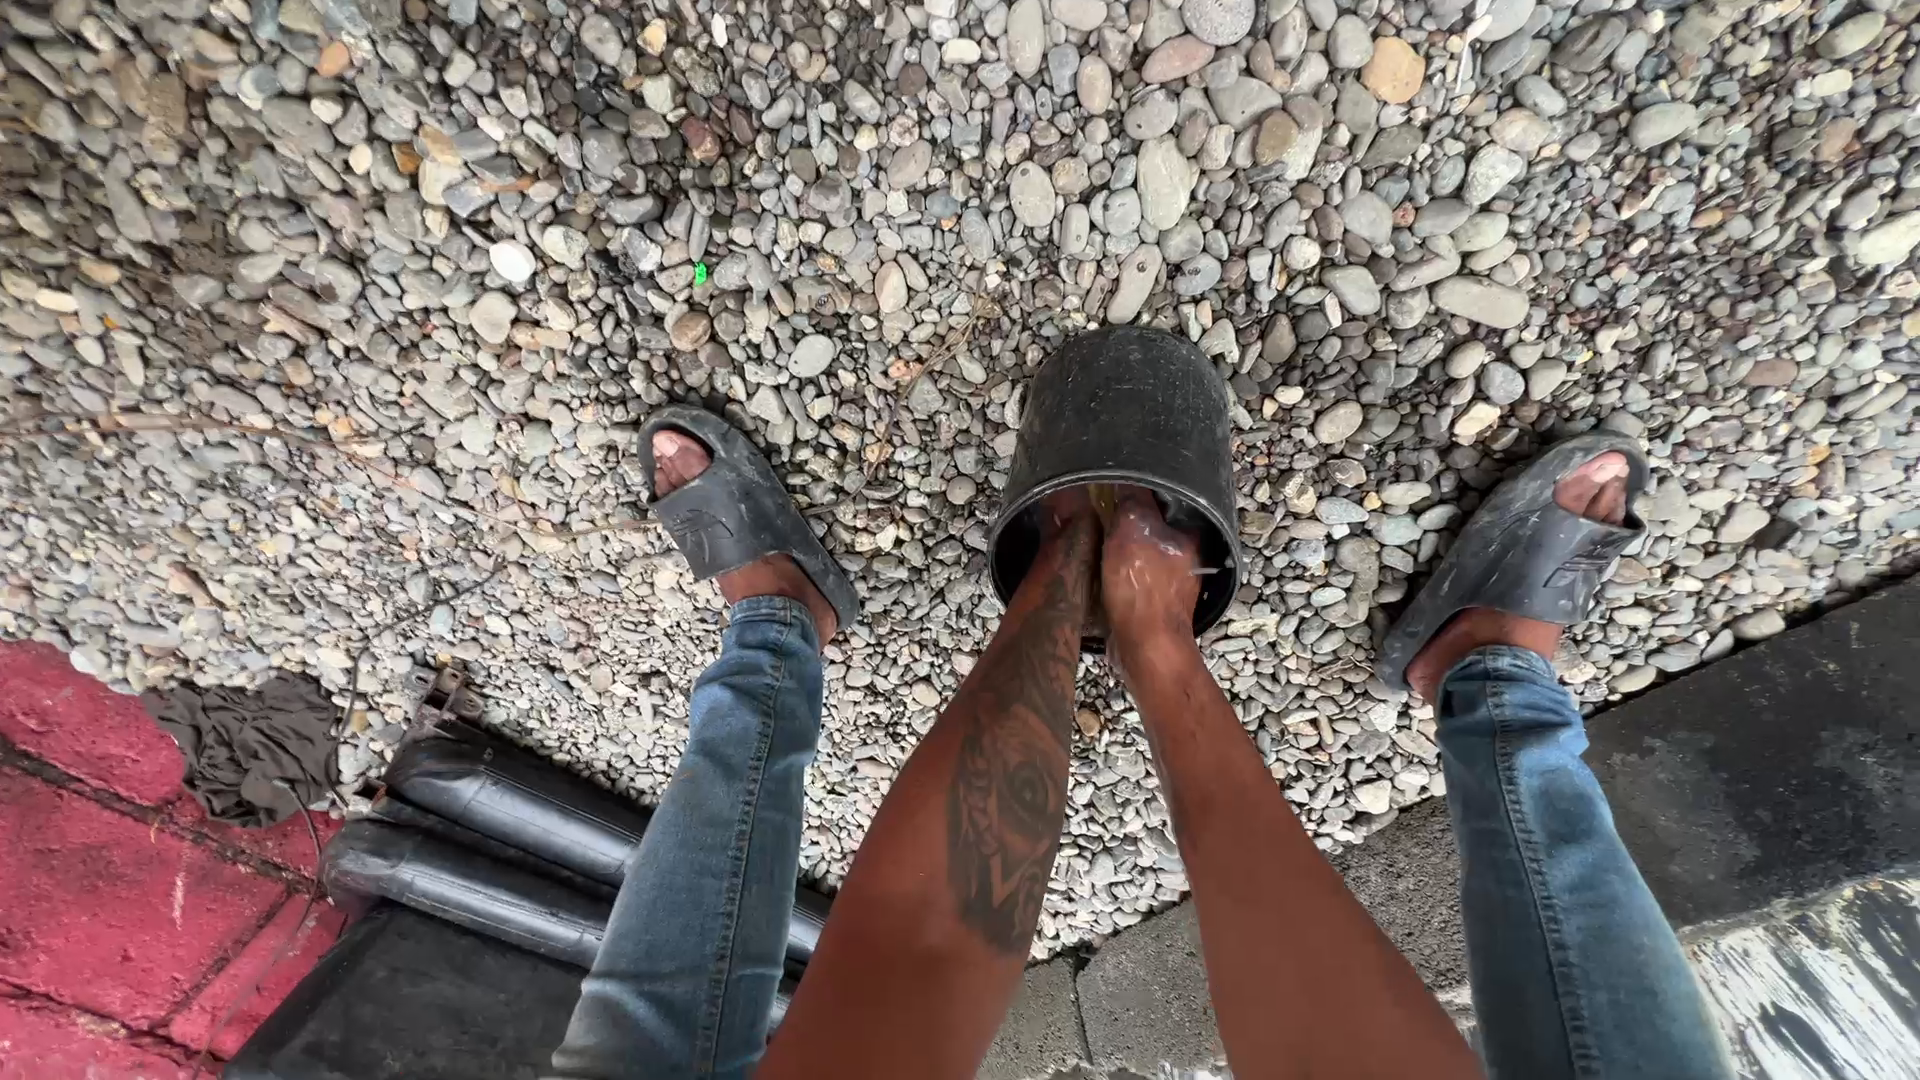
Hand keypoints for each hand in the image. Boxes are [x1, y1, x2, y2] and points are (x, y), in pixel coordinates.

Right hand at [1100, 485, 1200, 652]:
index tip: (1109, 484)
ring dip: (1116, 543)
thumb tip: (1123, 477)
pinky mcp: (1152, 599)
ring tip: (1091, 535)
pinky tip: (1096, 566)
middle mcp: (1185, 553)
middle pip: (1149, 522)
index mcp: (1190, 532)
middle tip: (1095, 509)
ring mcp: (1170, 579)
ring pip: (1138, 548)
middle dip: (1122, 516)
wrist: (1145, 646)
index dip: (1135, 487)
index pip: (1162, 495)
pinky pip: (1130, 572)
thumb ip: (1131, 499)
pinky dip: (1114, 567)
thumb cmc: (1141, 589)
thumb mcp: (1132, 529)